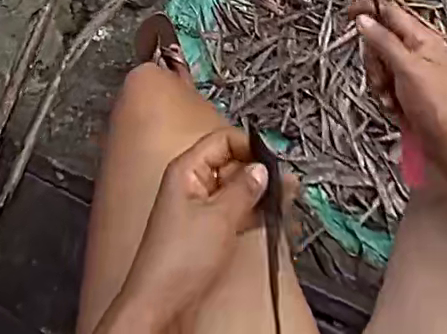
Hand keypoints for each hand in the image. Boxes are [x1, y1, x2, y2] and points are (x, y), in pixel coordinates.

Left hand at [99, 127, 270, 332]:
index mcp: (187, 169)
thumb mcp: (218, 218)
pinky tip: (272, 216)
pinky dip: (252, 212)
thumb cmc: (177, 261)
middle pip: (231, 164)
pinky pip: (233, 211)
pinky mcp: (206, 230)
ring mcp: (199, 207)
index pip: (223, 141)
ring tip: (286, 199)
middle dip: (259, 172)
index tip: (272, 159)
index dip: (249, 147)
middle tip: (286, 182)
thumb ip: (244, 190)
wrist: (160, 306)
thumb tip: (261, 169)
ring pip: (235, 189)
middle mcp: (192, 183)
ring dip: (260, 193)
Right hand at [351, 0, 446, 154]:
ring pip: (378, 61)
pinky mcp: (406, 88)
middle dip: (375, 58)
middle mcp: (418, 50)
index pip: (390, 12)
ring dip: (378, 79)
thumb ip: (383, 40)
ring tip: (390, 94)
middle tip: (382, 74)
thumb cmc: (436, 105)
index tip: (349, 13)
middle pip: (380, 39)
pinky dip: (383, 92)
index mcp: (423, 38)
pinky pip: (382, 80)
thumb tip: (364, 19)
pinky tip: (393, 104)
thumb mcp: (406, 67)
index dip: (369, 10)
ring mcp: (411, 70)